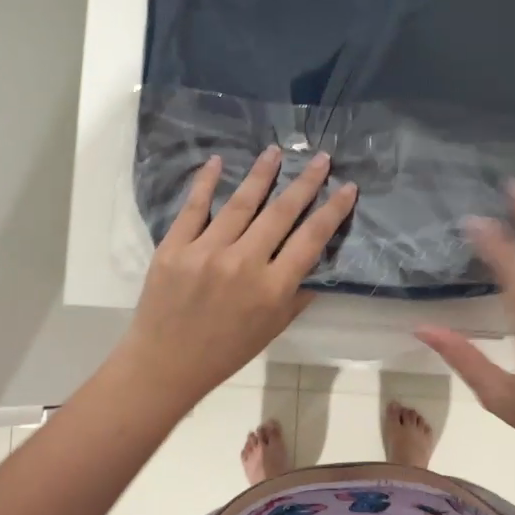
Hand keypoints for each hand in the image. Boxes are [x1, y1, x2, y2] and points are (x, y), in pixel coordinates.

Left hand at [123, 146, 356, 400]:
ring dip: (262, 173)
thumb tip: (315, 265)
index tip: (348, 188)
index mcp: (272, 289)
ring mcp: (206, 252)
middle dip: (305, 182)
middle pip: (281, 212)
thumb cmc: (225, 352)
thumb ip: (295, 296)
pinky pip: (194, 208)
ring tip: (275, 151)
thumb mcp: (271, 330)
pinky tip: (218, 162)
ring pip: (241, 203)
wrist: (166, 364)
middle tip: (321, 158)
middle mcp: (243, 264)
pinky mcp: (174, 247)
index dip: (333, 210)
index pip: (311, 239)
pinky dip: (206, 182)